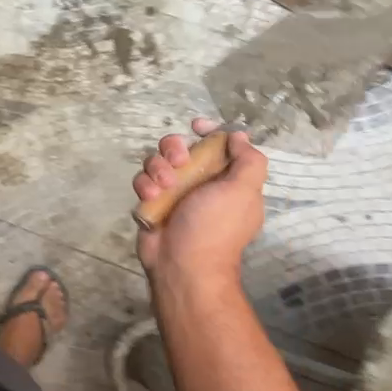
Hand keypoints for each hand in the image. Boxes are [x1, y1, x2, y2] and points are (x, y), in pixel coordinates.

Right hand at [132, 119, 267, 284]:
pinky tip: (150, 197)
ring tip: (162, 186)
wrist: (184, 264)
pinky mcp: (152, 202)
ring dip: (156, 168)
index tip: (196, 126)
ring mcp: (174, 193)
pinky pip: (142, 180)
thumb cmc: (216, 226)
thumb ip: (248, 160)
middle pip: (181, 147)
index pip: (218, 145)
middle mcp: (200, 183)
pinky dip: (144, 185)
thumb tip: (239, 136)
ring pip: (157, 161)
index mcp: (227, 179)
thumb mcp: (243, 191)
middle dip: (174, 148)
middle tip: (177, 162)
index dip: (208, 131)